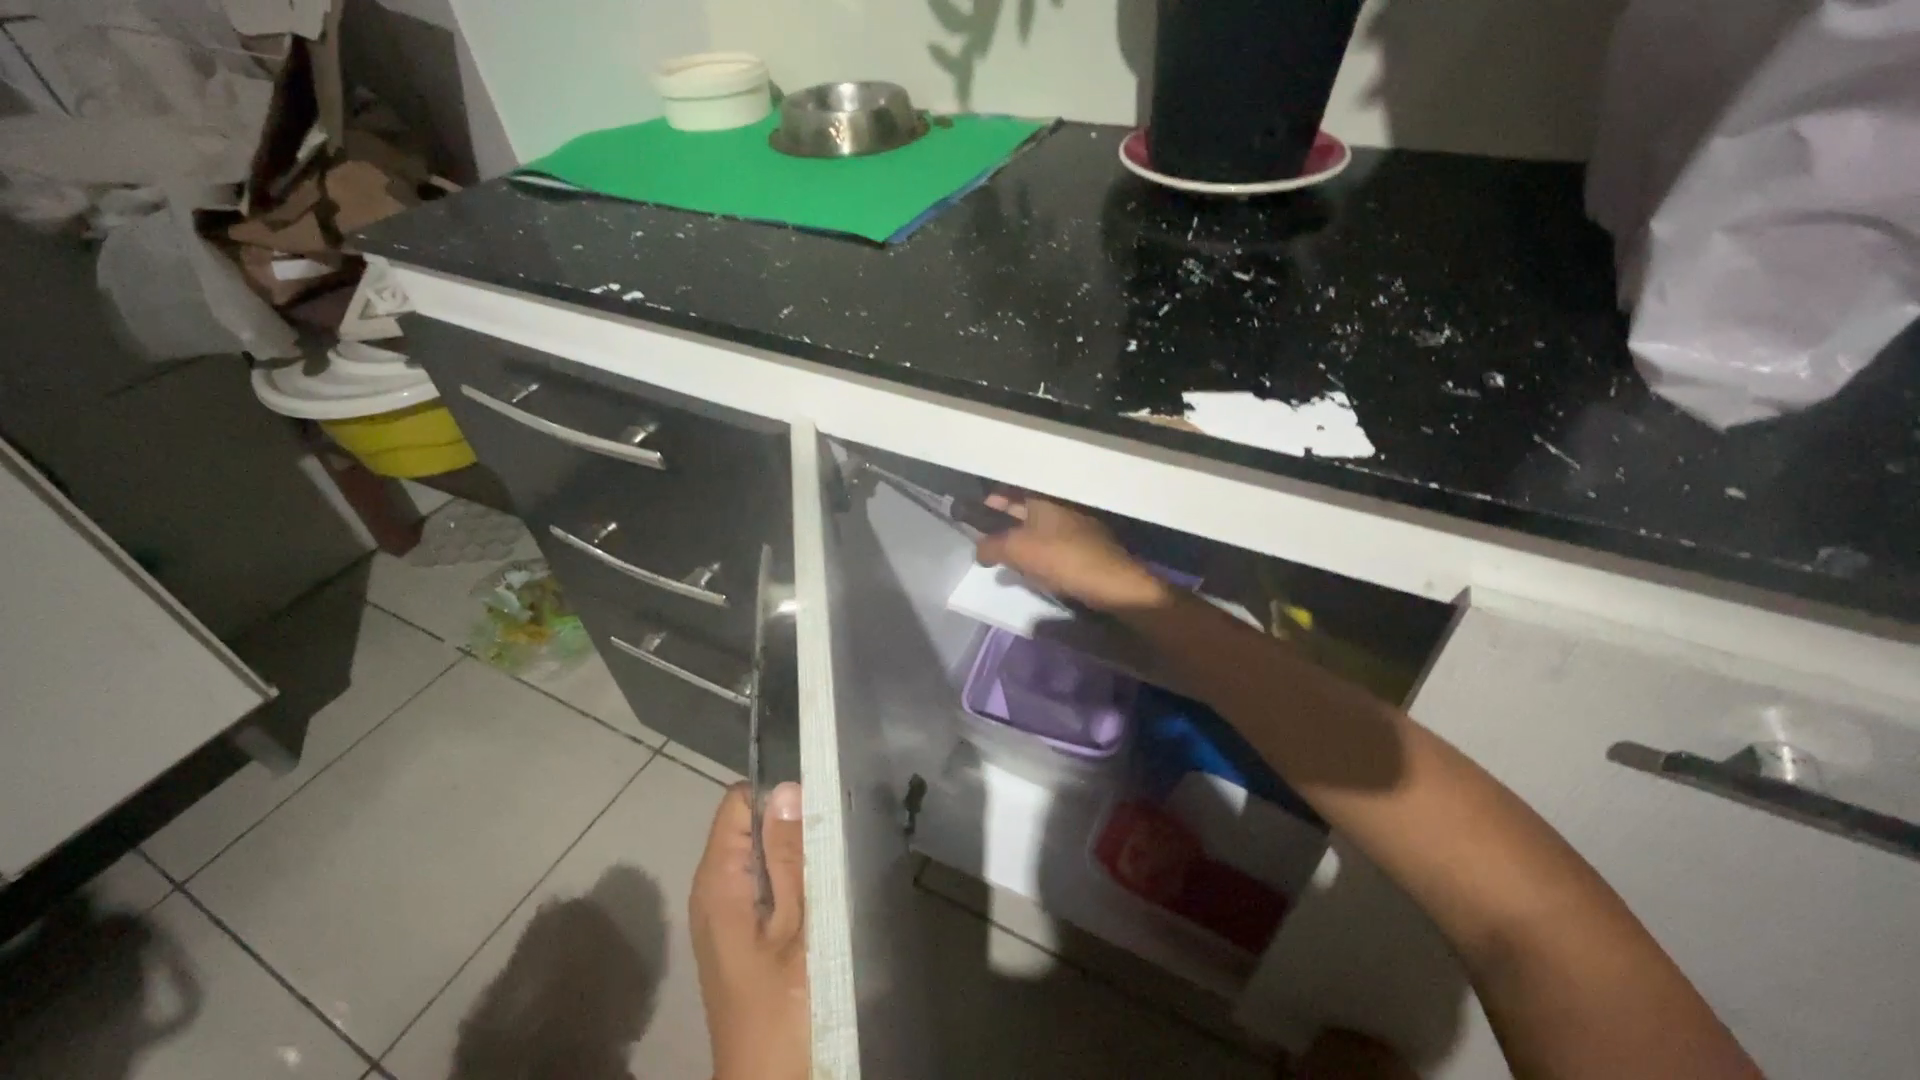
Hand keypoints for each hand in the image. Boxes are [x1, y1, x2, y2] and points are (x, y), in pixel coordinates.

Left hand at [690, 782, 808, 1079]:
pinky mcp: (736, 933)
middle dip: (788, 823)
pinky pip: (759, 883)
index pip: (737, 803)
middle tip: (832, 837)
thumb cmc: (784, 1002)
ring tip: (830, 862)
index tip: (819, 804)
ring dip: (792, 853)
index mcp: (718, 880)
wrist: (768, 1078)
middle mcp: (710, 888)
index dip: (776, 795)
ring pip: (756, 856)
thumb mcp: (795, 925)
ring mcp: (721, 912)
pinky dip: (787, 880)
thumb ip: (789, 856)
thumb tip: (787, 788)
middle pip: (746, 828)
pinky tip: (817, 894)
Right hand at [975, 495, 1171, 612]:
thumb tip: (979, 550)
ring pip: (1037, 528)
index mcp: (1043, 498)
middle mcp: (1060, 506)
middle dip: (1002, 520)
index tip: (973, 511)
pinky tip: (1028, 568)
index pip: (1011, 490)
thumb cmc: (1061, 558)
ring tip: (1000, 553)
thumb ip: (990, 547)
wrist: (1111, 583)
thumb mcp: (1016, 550)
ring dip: (1019, 538)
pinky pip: (1051, 545)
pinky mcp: (1084, 548)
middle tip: (982, 535)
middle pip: (1023, 509)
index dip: (991, 499)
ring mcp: (1075, 526)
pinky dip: (1037, 552)